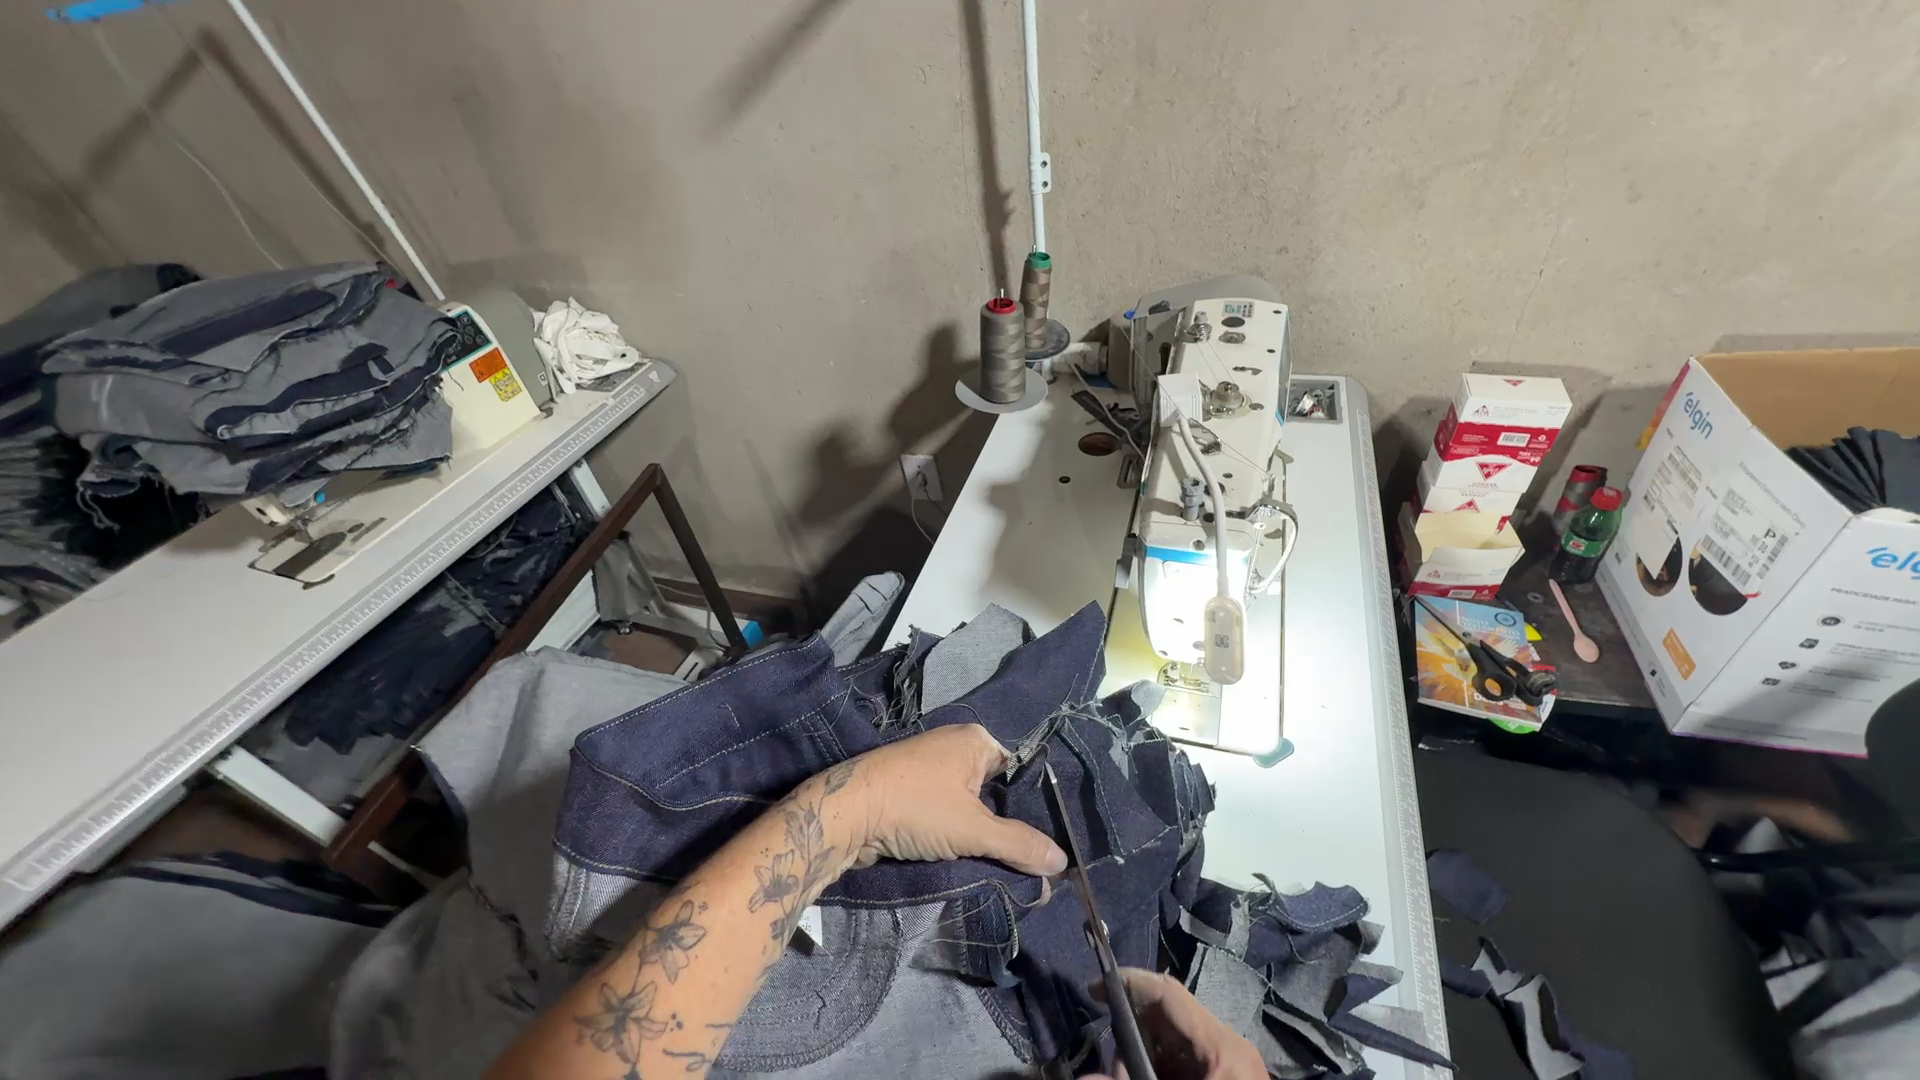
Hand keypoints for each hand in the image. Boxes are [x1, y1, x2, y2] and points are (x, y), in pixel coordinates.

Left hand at [834, 724, 1067, 876]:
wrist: (846, 813)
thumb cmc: (916, 807)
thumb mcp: (974, 830)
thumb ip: (1020, 846)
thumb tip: (1062, 863)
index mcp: (976, 741)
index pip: (1021, 774)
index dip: (1036, 811)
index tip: (1051, 848)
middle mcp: (956, 747)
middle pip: (997, 793)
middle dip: (1010, 829)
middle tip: (1035, 867)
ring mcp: (931, 769)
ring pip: (972, 807)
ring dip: (983, 836)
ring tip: (1010, 870)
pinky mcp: (912, 792)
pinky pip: (948, 814)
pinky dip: (959, 835)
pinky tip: (973, 861)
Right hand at [1092, 968, 1266, 1079]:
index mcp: (1222, 1046)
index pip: (1168, 994)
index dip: (1129, 984)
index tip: (1094, 992)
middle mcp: (1224, 1047)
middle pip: (1163, 1019)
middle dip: (1130, 1040)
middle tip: (1116, 1075)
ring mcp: (1223, 1067)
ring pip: (1166, 1045)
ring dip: (1139, 1062)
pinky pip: (1175, 1066)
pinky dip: (1154, 1072)